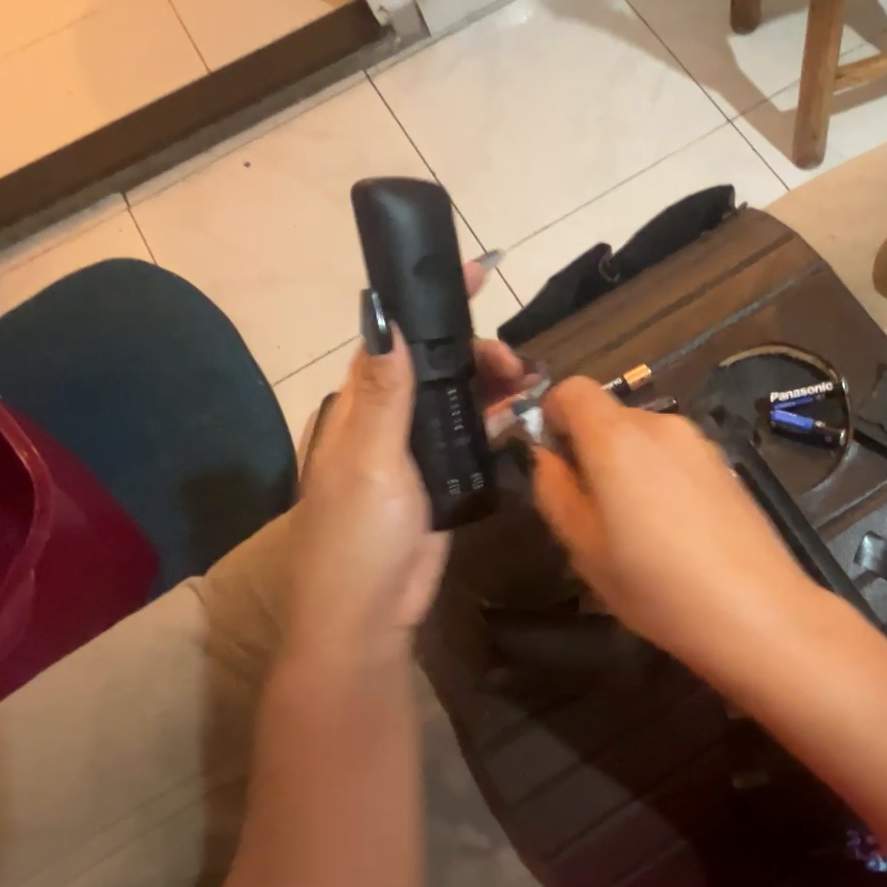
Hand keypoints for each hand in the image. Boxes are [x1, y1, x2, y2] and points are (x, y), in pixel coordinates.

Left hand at [283, 263, 534, 660]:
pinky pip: (470, 439)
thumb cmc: (359, 537)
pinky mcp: (441, 485)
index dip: (427, 303)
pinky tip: (518, 415)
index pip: (393, 338)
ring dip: (489, 382)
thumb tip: (384, 319)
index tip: (471, 270)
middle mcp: (386, 422)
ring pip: (457, 400)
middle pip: (434, 366)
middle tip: (516, 360)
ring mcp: (415, 455)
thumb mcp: (370, 462)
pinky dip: (493, 421)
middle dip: (474, 349)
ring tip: (527, 380)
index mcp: (359, 408)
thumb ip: (384, 395)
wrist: (370, 615)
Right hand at [529, 377, 820, 675]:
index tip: (553, 461)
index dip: (552, 415)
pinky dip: (664, 481)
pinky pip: (678, 460)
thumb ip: (555, 492)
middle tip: (592, 513)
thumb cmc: (657, 587)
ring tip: (638, 531)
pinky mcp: (728, 468)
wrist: (757, 612)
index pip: (572, 389)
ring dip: (630, 469)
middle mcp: (662, 426)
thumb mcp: (585, 550)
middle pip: (612, 416)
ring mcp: (702, 445)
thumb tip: (546, 457)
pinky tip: (677, 534)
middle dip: (592, 451)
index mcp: (618, 437)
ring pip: (647, 441)